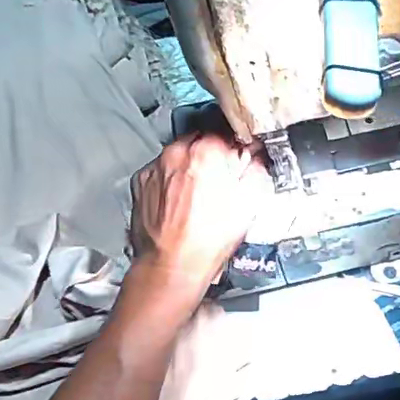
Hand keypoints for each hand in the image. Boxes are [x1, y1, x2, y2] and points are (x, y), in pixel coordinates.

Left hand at [126, 133, 271, 304]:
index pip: (227, 132)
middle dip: (211, 155)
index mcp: (207, 151)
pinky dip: (170, 180)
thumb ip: (256, 169)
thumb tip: (257, 155)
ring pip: (179, 154)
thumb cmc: (208, 241)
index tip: (240, 161)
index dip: (236, 147)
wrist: (171, 267)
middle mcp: (177, 152)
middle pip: (201, 139)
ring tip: (198, 197)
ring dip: (189, 167)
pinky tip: (179, 203)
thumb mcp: (249, 204)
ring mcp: (156, 166)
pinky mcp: (141, 181)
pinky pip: (161, 170)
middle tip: (220, 181)